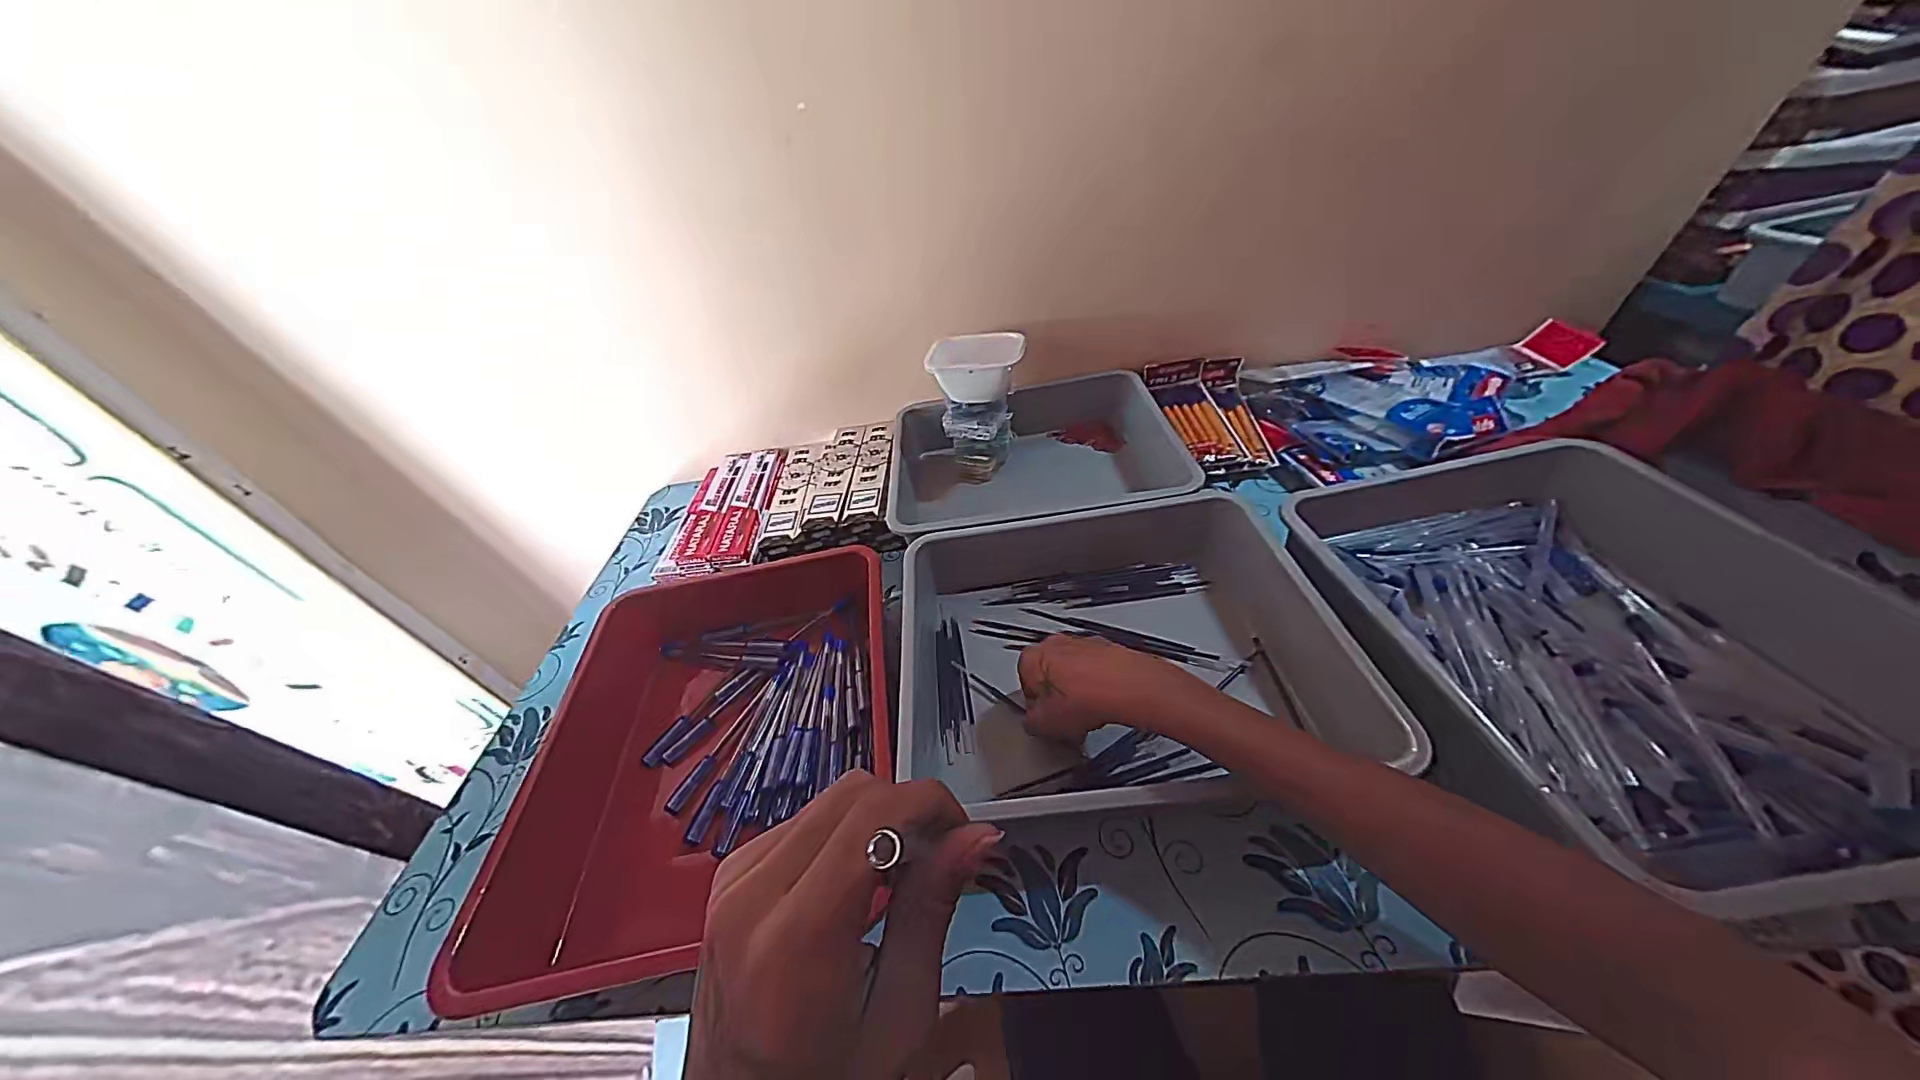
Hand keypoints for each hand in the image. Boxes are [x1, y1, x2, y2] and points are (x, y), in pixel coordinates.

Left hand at [686, 770, 1001, 1079]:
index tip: (958, 826)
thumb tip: (971, 840)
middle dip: (907, 809)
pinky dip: (846, 834)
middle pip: (853, 794)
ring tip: (896, 874)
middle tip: (935, 853)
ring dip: (877, 820)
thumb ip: (932, 910)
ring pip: (832, 799)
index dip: (927, 804)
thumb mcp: (898, 1012)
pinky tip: (858, 878)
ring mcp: (737, 878)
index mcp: (795, 938)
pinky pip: (807, 818)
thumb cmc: (818, 1075)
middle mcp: (753, 894)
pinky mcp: (734, 870)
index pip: (870, 816)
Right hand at [1016, 634, 1216, 741]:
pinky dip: (1098, 685)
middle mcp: (1057, 643)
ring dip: (1077, 690)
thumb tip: (1034, 722)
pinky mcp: (1108, 649)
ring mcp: (1084, 643)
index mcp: (1034, 655)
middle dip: (1055, 695)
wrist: (1131, 687)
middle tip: (1063, 717)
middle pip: (1049, 673)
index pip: (1023, 681)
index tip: (1042, 717)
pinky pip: (1095, 670)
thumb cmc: (1092, 696)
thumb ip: (1032, 722)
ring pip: (1073, 671)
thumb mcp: (1047, 723)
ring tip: (1088, 715)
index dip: (1034, 704)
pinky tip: (1105, 706)